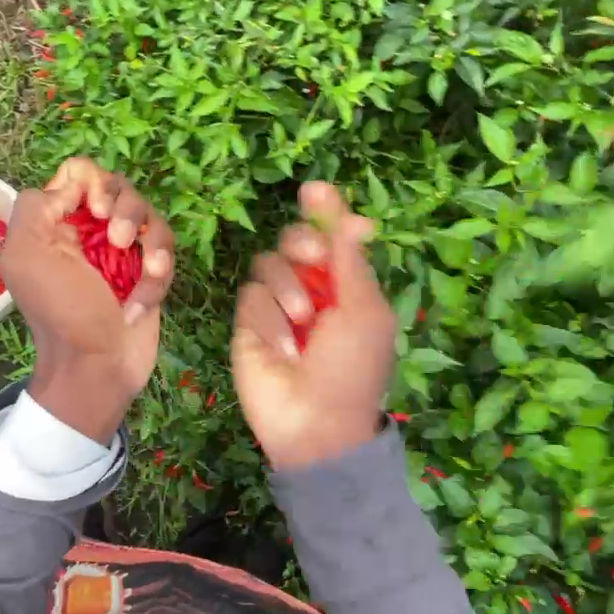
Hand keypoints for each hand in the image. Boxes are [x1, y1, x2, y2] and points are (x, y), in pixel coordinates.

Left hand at [0, 157, 175, 441]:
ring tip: (144, 269)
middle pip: (120, 188)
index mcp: (55, 221)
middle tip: (116, 241)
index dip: (93, 182)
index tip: (96, 210)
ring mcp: (122, 251)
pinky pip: (165, 252)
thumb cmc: (60, 312)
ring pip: (150, 216)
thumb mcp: (24, 256)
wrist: (96, 368)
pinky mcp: (149, 272)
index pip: (79, 173)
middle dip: (127, 210)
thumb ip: (35, 208)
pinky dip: (156, 276)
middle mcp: (89, 230)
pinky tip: (139, 304)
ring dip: (151, 243)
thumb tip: (72, 185)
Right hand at [230, 182, 395, 470]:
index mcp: (347, 285)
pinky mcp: (247, 322)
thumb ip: (351, 262)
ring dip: (289, 289)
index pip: (333, 236)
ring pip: (269, 263)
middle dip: (303, 243)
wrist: (314, 423)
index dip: (325, 211)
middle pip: (295, 240)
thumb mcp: (365, 311)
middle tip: (314, 260)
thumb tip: (353, 217)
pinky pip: (251, 295)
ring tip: (303, 323)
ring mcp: (276, 305)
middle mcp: (311, 288)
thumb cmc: (353, 368)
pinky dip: (269, 318)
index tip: (315, 190)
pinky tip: (283, 348)